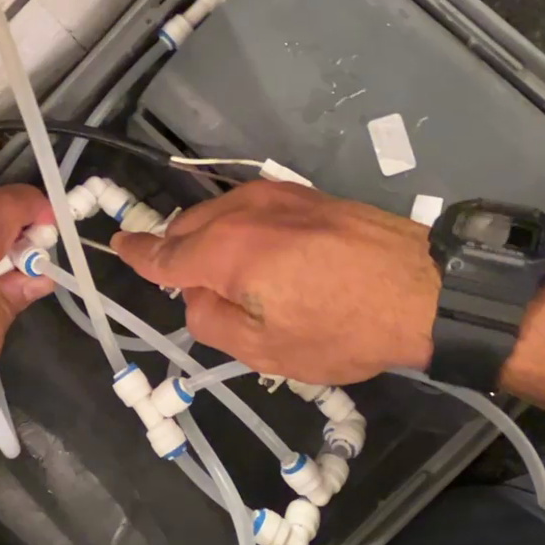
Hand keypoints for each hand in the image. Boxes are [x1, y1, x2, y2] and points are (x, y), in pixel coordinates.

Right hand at [112, 181, 438, 384]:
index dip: (137, 254)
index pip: (163, 253)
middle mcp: (242, 211)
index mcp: (224, 250)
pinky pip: (250, 210)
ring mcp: (276, 195)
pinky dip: (241, 231)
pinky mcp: (304, 194)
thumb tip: (196, 296)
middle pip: (187, 230)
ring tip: (239, 283)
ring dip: (212, 244)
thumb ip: (212, 321)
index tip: (118, 246)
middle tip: (202, 296)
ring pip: (218, 216)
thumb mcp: (266, 350)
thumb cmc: (343, 328)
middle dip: (180, 257)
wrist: (426, 289)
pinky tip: (267, 259)